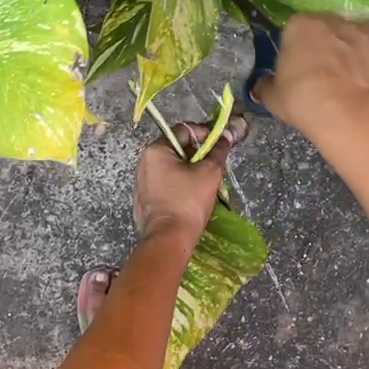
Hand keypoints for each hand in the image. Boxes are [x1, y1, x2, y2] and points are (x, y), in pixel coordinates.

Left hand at [133, 118, 243, 244]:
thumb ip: (218, 151)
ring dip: (190, 170)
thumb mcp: (209, 173)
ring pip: (171, 167)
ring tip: (206, 182)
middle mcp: (144, 162)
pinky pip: (165, 183)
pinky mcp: (144, 199)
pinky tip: (191, 196)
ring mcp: (141, 182)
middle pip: (176, 149)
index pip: (183, 130)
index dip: (204, 133)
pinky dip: (179, 184)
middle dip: (198, 154)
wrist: (168, 238)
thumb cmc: (188, 201)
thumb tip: (227, 135)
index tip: (219, 144)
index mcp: (156, 150)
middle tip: (215, 165)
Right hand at [253, 14, 368, 136]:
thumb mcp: (273, 98)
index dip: (294, 51)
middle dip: (323, 47)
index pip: (293, 31)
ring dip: (348, 52)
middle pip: (324, 30)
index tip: (295, 69)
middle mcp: (331, 20)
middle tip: (321, 75)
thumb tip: (262, 84)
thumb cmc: (304, 101)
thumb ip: (266, 85)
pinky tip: (366, 82)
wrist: (349, 114)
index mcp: (298, 25)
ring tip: (346, 81)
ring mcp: (361, 29)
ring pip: (351, 38)